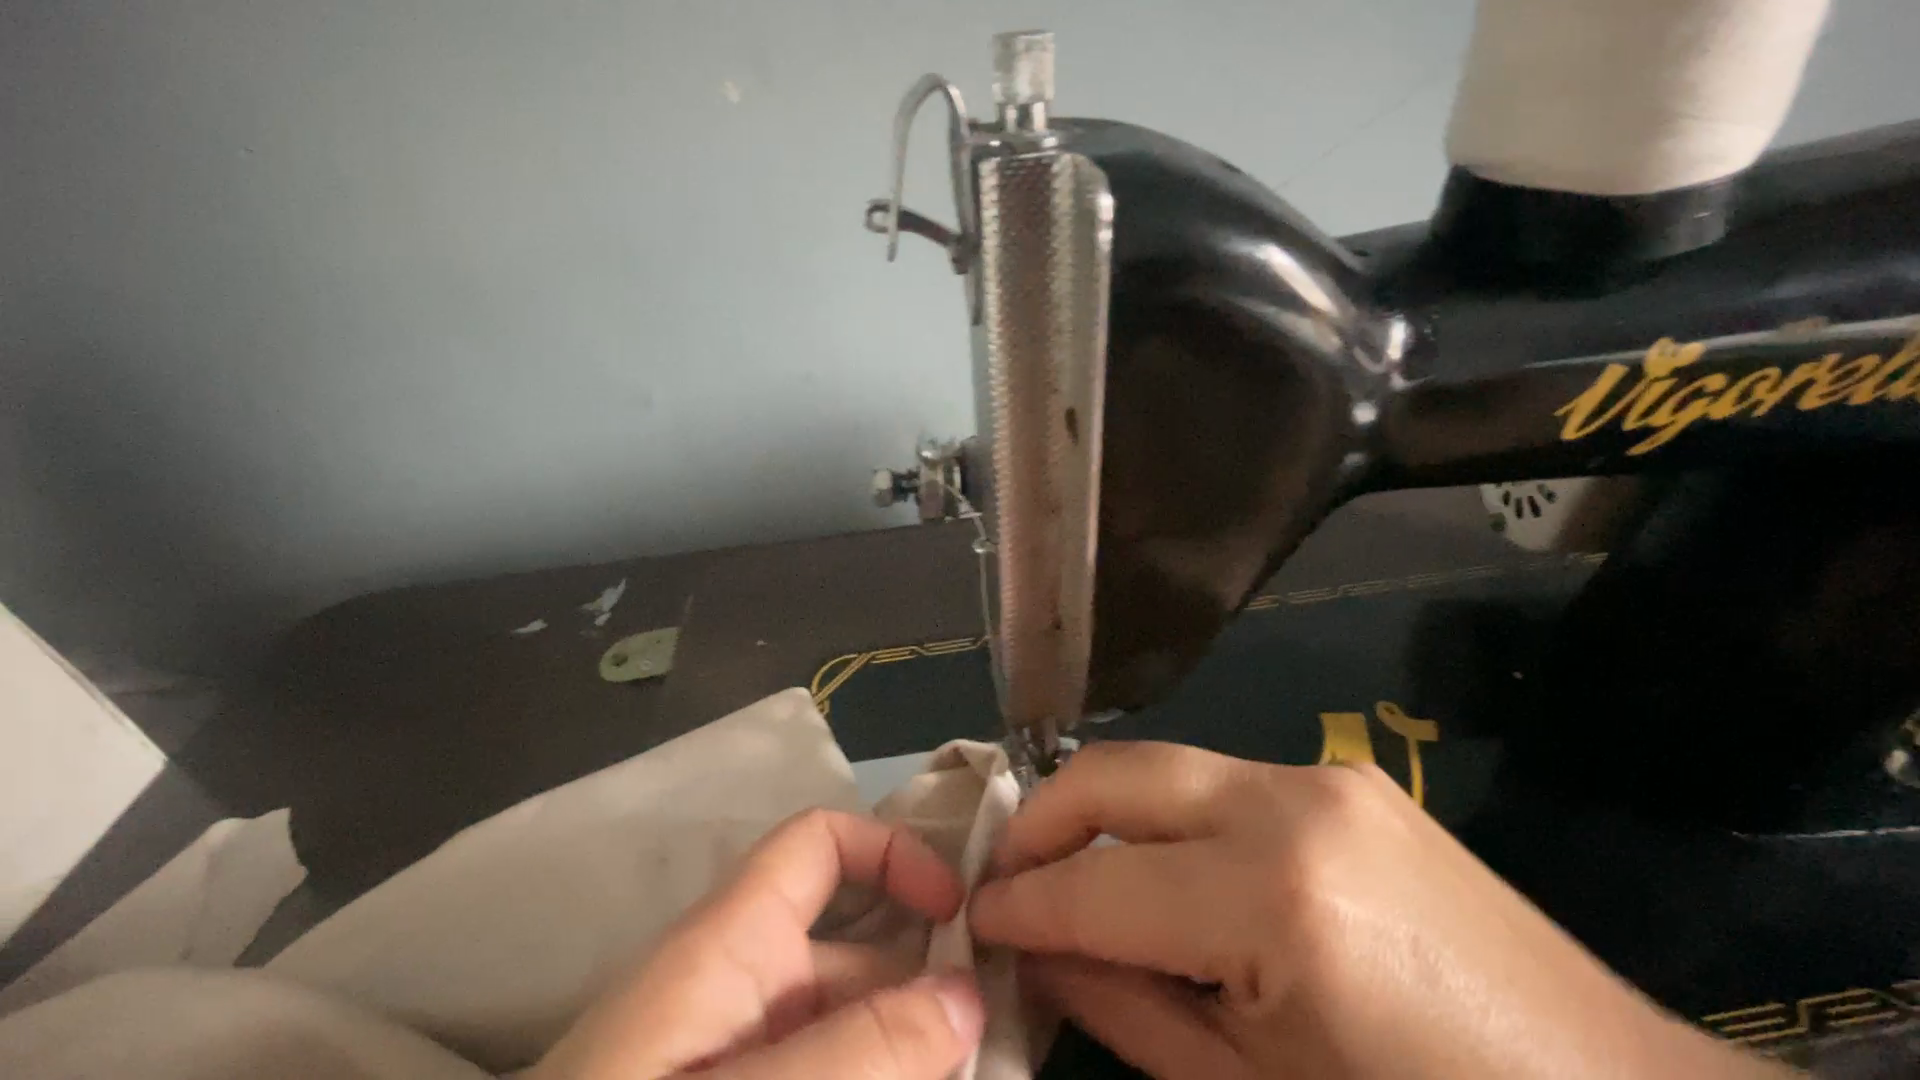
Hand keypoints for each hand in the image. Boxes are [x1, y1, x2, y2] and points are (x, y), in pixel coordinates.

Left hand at [534, 808, 984, 1079]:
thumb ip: (860, 1048)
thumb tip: (968, 997)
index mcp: (731, 943)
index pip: (818, 843)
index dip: (893, 853)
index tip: (959, 911)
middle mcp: (742, 987)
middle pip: (859, 955)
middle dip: (931, 990)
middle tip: (1003, 1044)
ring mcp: (744, 1054)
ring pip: (853, 1031)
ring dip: (911, 1054)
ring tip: (979, 1072)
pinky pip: (828, 1070)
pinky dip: (878, 1079)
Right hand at [968, 742, 1788, 1079]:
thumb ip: (1123, 1010)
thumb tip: (1034, 954)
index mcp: (1273, 900)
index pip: (1099, 885)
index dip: (1021, 905)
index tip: (971, 917)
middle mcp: (1292, 803)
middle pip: (1116, 773)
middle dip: (1040, 820)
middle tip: (1003, 876)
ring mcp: (1326, 777)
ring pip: (1163, 768)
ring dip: (1099, 816)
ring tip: (1068, 877)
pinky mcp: (1348, 779)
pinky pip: (1220, 785)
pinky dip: (1165, 820)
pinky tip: (1160, 876)